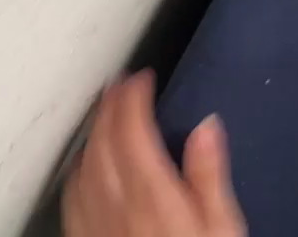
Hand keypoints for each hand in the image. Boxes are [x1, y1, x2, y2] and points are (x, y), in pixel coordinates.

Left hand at [62, 71, 245, 236]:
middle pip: (103, 146)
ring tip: (103, 113)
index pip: (132, 132)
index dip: (133, 98)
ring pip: (84, 170)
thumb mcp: (223, 228)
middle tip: (119, 83)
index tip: (141, 76)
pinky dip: (78, 171)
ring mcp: (97, 232)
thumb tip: (207, 125)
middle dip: (109, 108)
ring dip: (92, 134)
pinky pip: (73, 202)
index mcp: (153, 196)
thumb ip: (209, 176)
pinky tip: (84, 167)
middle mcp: (117, 209)